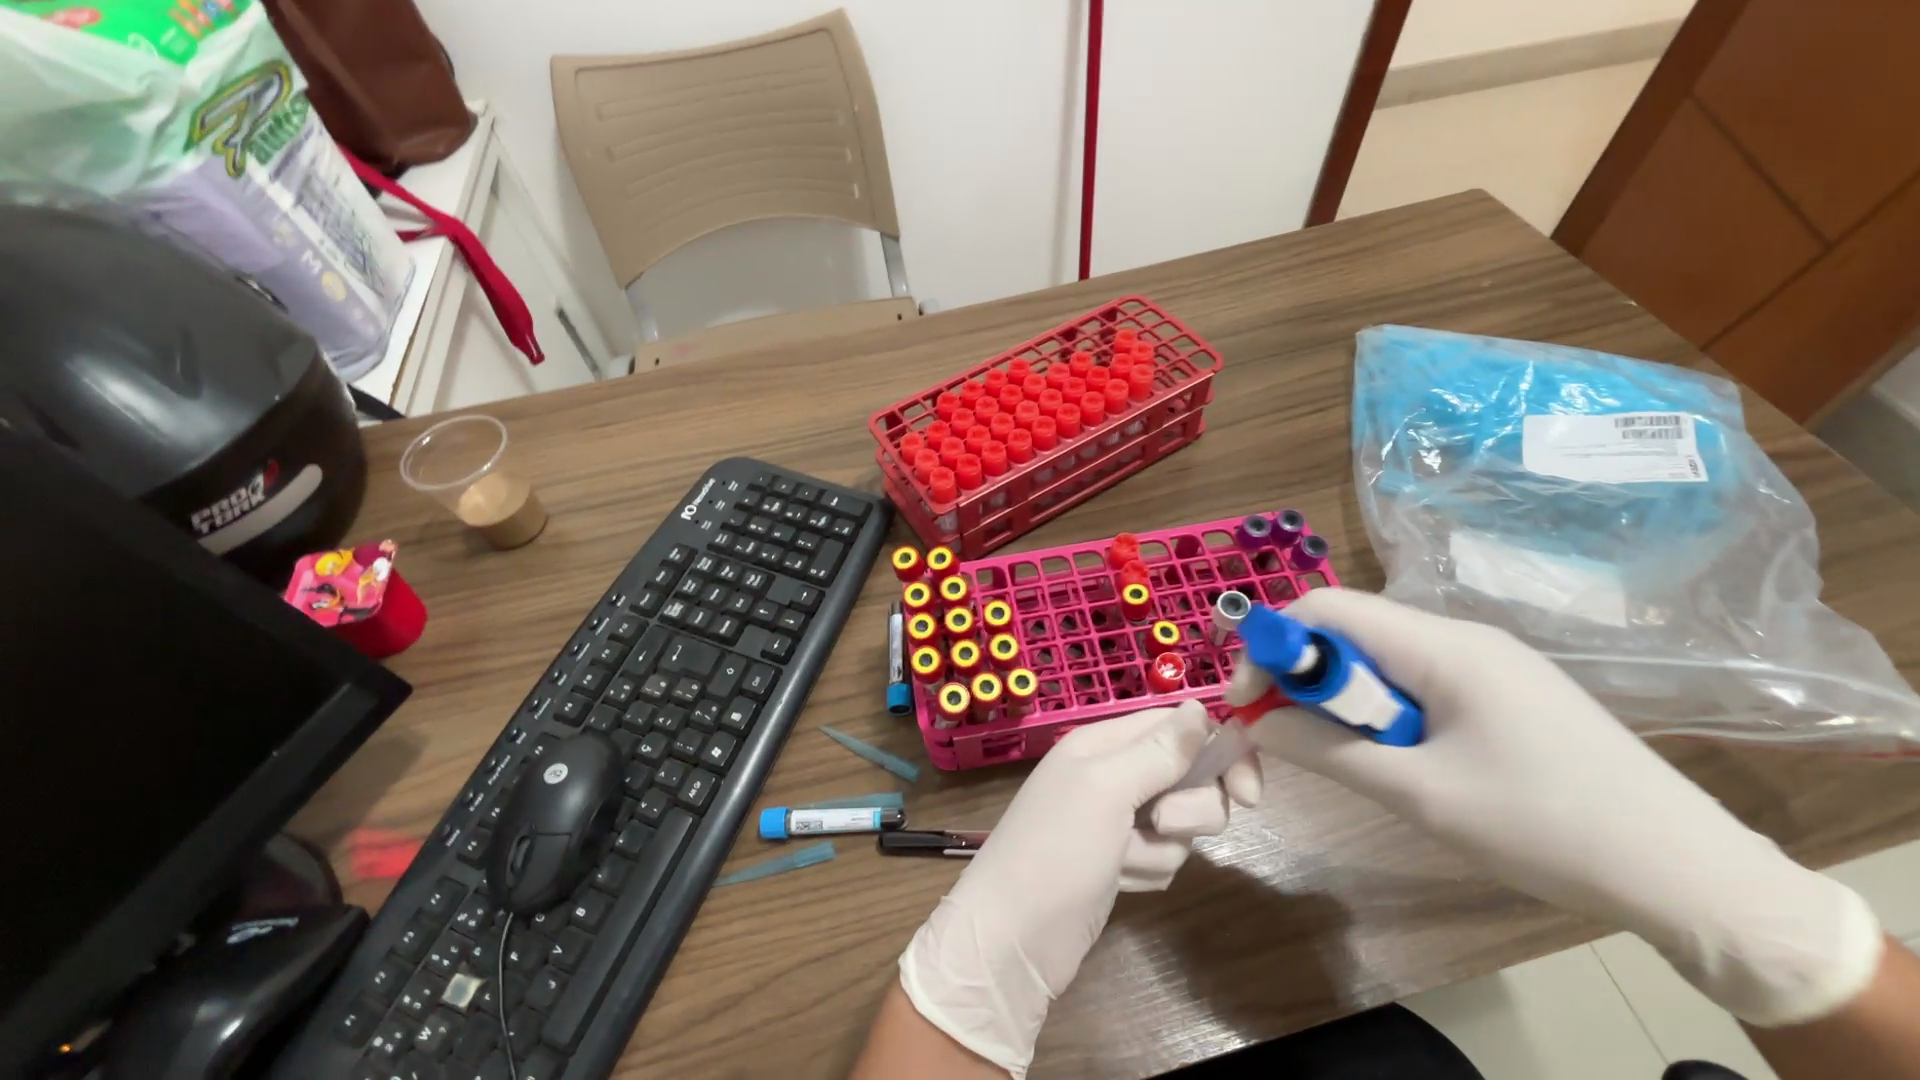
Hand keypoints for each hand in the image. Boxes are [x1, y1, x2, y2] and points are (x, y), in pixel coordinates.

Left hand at [898, 701, 1260, 1076]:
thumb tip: (1200, 707)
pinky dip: (1149, 871)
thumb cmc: (1056, 852)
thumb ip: (1157, 750)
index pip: (1180, 725)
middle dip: (1189, 808)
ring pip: (1182, 821)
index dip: (1220, 750)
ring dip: (1162, 847)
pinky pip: (1164, 855)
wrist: (1013, 940)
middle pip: (1190, 775)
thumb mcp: (1106, 789)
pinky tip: (1119, 882)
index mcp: (1104, 743)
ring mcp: (1117, 821)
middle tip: (1161, 824)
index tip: (1248, 792)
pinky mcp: (1121, 861)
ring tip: (1124, 861)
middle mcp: (1113, 774)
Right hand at [1230, 588, 1882, 1026]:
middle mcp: (1462, 636)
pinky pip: (1418, 680)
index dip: (1271, 645)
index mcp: (1442, 645)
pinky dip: (1383, 710)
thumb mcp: (1418, 794)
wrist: (1683, 870)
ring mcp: (1489, 662)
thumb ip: (1326, 750)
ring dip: (1344, 698)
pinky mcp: (1506, 691)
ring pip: (1382, 658)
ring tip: (1347, 757)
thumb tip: (1260, 721)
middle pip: (1351, 630)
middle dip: (1304, 676)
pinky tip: (1398, 757)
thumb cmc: (1544, 826)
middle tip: (1287, 737)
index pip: (1325, 609)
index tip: (1246, 701)